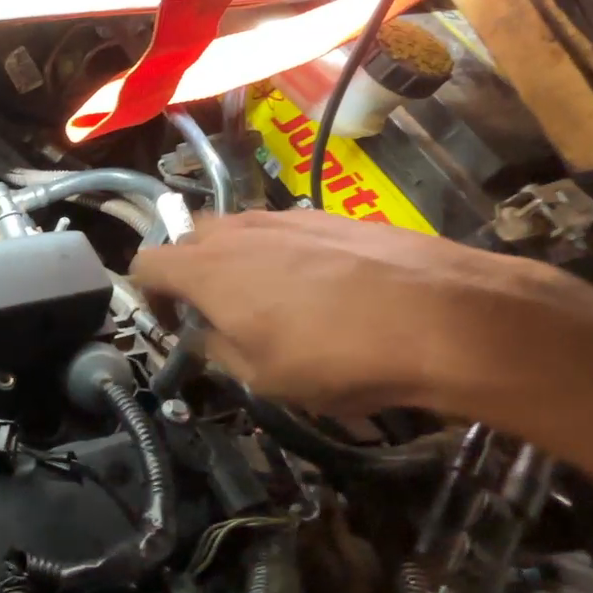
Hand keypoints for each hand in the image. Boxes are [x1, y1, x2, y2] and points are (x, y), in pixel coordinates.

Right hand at [128, 210, 592, 415]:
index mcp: (206, 269)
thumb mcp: (262, 377)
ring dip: (239, 263)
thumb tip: (205, 332)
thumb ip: (216, 348)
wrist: (448, 317)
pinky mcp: (331, 216)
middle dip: (192, 274)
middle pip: (189, 239)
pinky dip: (285, 256)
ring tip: (277, 305)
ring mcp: (285, 217)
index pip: (144, 264)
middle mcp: (236, 232)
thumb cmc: (338, 357)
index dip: (149, 297)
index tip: (178, 327)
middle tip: (221, 314)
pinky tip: (327, 293)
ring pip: (239, 233)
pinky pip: (285, 232)